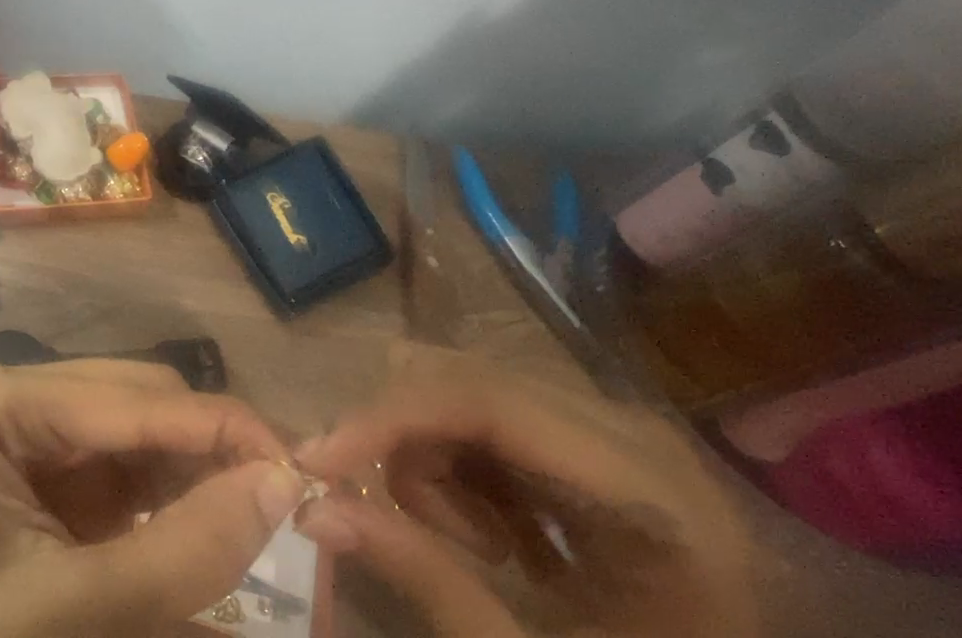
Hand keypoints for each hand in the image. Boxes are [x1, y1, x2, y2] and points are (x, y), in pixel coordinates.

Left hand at [0, 359, 308, 637]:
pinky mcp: (49, 477)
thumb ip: (177, 553)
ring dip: (203, 478)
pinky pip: (131, 474)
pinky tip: (212, 533)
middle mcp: (17, 398)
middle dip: (214, 452)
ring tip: (260, 523)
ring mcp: (33, 435)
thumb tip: (283, 483)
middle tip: (291, 507)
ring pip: (147, 438)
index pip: (136, 398)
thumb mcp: (67, 610)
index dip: (224, 428)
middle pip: (145, 405)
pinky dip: (176, 504)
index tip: (304, 469)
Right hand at [296, 344, 756, 637]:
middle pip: (471, 383)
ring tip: (476, 549)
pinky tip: (497, 536)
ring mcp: (615, 428)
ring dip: (435, 459)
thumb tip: (313, 509)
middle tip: (414, 529)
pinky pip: (490, 416)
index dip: (390, 418)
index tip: (314, 460)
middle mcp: (633, 432)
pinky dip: (462, 467)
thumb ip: (427, 579)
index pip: (489, 402)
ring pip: (468, 391)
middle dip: (412, 446)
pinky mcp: (593, 438)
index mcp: (648, 489)